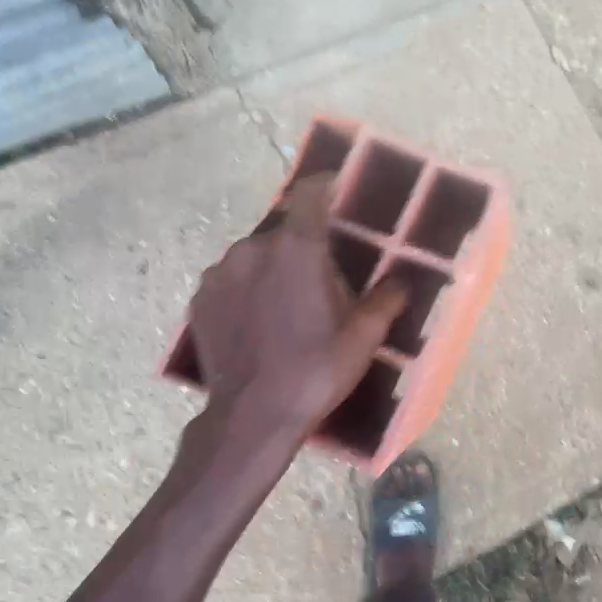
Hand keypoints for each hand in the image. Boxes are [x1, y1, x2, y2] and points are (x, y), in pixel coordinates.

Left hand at [187, 175, 406, 432]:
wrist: (253, 416)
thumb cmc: (317, 369)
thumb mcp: (365, 335)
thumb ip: (386, 299)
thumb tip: (401, 282)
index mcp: (298, 248)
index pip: (309, 194)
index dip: (323, 184)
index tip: (334, 186)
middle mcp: (254, 248)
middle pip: (283, 228)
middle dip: (302, 242)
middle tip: (319, 274)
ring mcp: (221, 273)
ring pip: (254, 254)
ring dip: (272, 266)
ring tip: (287, 303)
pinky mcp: (200, 298)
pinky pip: (230, 279)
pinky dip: (246, 288)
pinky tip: (259, 320)